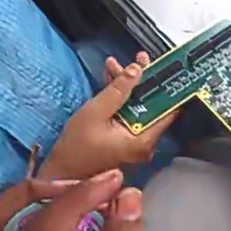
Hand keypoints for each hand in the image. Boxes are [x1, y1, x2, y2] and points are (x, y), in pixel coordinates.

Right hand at [39, 53, 178, 181]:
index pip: (168, 111)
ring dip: (127, 86)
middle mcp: (144, 143)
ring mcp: (133, 141)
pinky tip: (110, 76)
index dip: (169, 87)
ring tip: (116, 63)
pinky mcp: (123, 139)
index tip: (169, 66)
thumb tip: (138, 68)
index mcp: (143, 140)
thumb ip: (118, 90)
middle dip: (141, 80)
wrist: (60, 172)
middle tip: (138, 58)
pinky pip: (126, 114)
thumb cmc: (77, 146)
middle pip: (151, 106)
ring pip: (137, 107)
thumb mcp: (96, 112)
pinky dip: (119, 98)